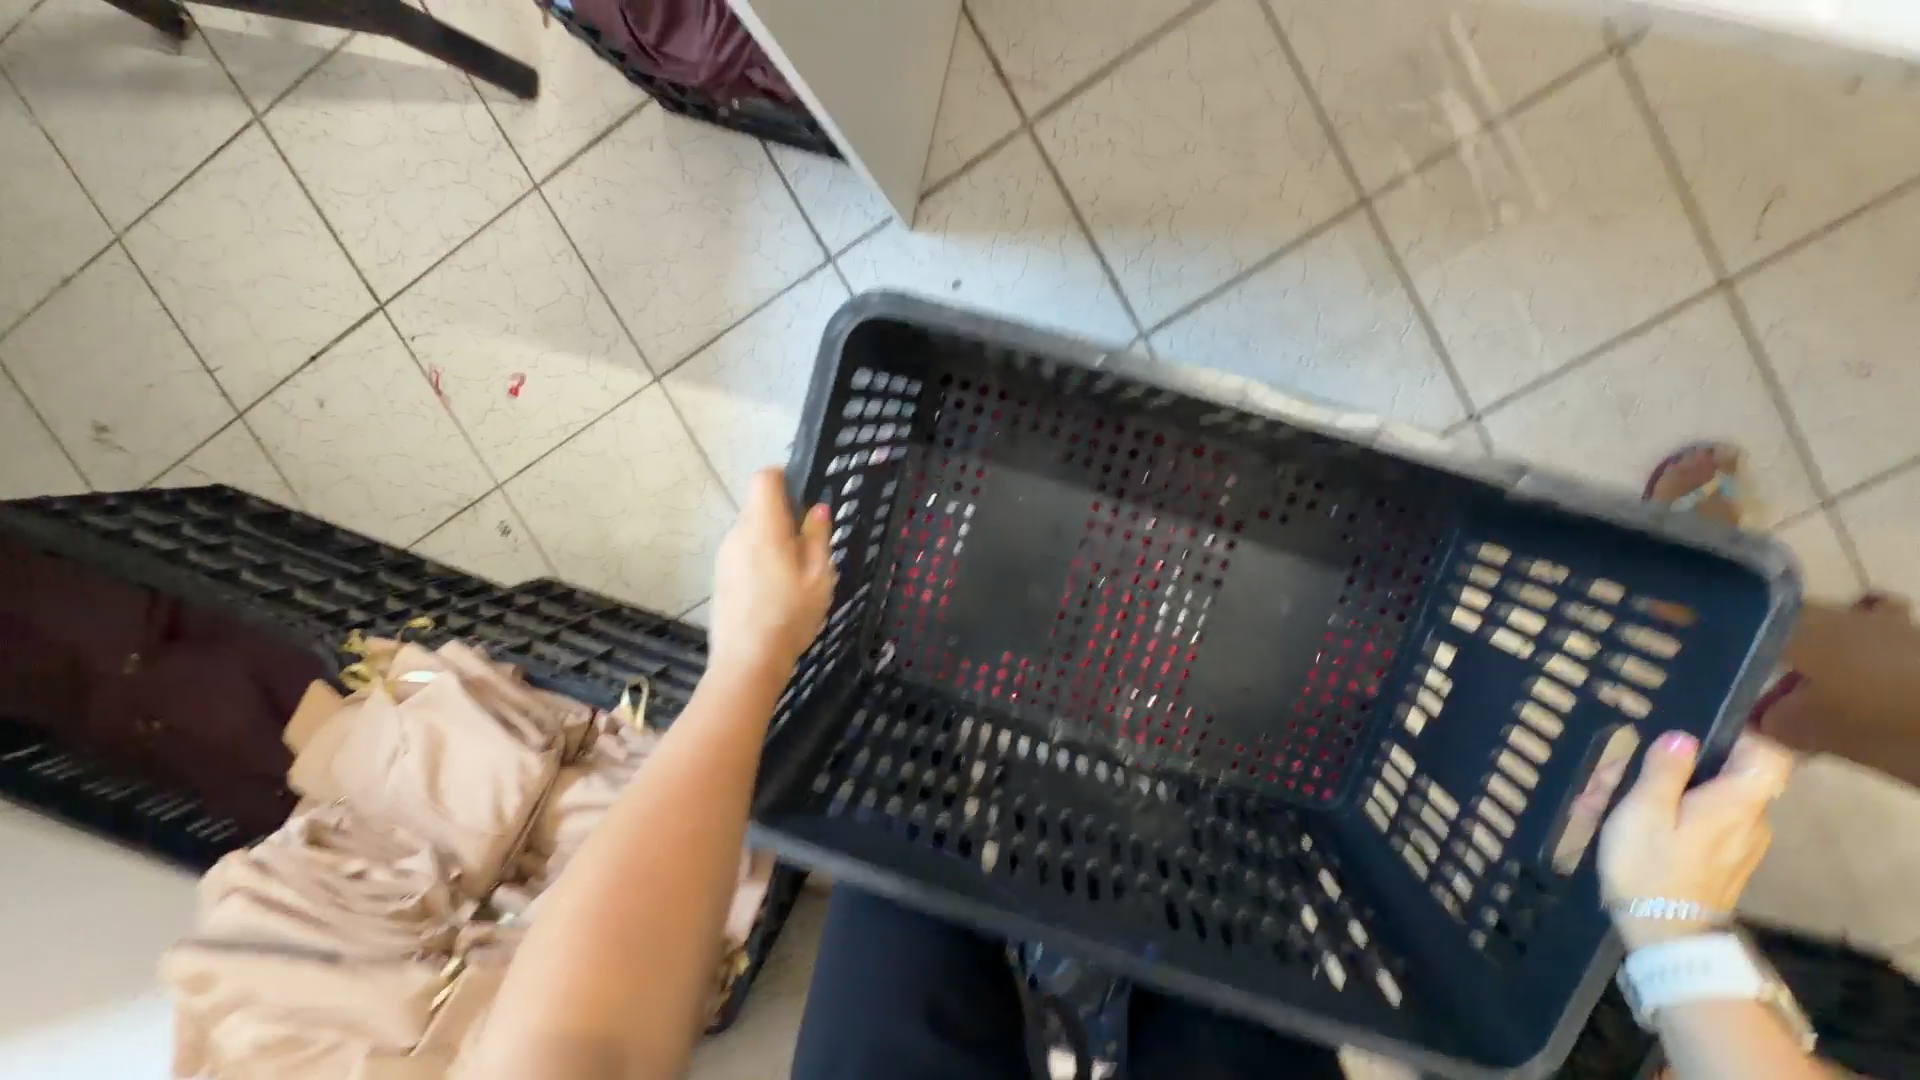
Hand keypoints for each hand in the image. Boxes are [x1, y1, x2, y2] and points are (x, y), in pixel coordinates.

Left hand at [709, 468, 835, 678]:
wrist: (747, 661)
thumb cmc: (790, 616)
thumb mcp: (819, 578)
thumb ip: (818, 538)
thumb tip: (817, 509)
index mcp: (764, 527)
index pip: (765, 478)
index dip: (785, 478)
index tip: (804, 499)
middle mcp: (738, 534)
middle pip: (760, 507)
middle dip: (784, 519)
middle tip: (810, 550)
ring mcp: (725, 555)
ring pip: (752, 532)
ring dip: (773, 542)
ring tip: (794, 576)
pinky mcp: (721, 575)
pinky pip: (744, 553)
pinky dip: (760, 560)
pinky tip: (775, 592)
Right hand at [1597, 731, 1793, 949]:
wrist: (1664, 932)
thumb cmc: (1650, 865)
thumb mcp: (1643, 809)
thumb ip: (1665, 770)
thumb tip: (1683, 737)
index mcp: (1736, 803)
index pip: (1766, 757)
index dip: (1736, 738)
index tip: (1691, 736)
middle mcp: (1749, 820)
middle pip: (1719, 776)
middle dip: (1662, 769)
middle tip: (1610, 779)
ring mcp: (1738, 843)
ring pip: (1701, 799)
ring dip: (1651, 793)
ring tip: (1598, 804)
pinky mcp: (1722, 860)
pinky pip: (1697, 823)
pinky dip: (1660, 816)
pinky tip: (1618, 824)